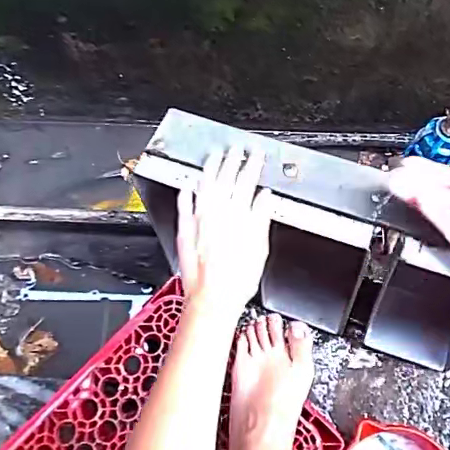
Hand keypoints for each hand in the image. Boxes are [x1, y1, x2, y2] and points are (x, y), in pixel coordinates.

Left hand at [176, 146, 272, 317]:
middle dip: (231, 161)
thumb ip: (261, 218)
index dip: (252, 165)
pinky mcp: (184, 230)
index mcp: (238, 215)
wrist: (212, 298)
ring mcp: (198, 220)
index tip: (255, 155)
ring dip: (209, 169)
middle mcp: (216, 214)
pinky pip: (184, 205)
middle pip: (224, 179)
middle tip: (235, 150)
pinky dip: (187, 193)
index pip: (246, 181)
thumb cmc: (237, 280)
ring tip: (213, 158)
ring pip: (203, 186)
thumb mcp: (259, 248)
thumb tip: (264, 199)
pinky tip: (188, 186)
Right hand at [385, 157, 449, 289]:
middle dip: (417, 179)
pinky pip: (439, 220)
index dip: (431, 168)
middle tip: (399, 171)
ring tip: (397, 182)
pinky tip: (415, 196)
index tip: (414, 162)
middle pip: (438, 188)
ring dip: (414, 192)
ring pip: (434, 203)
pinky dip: (427, 208)